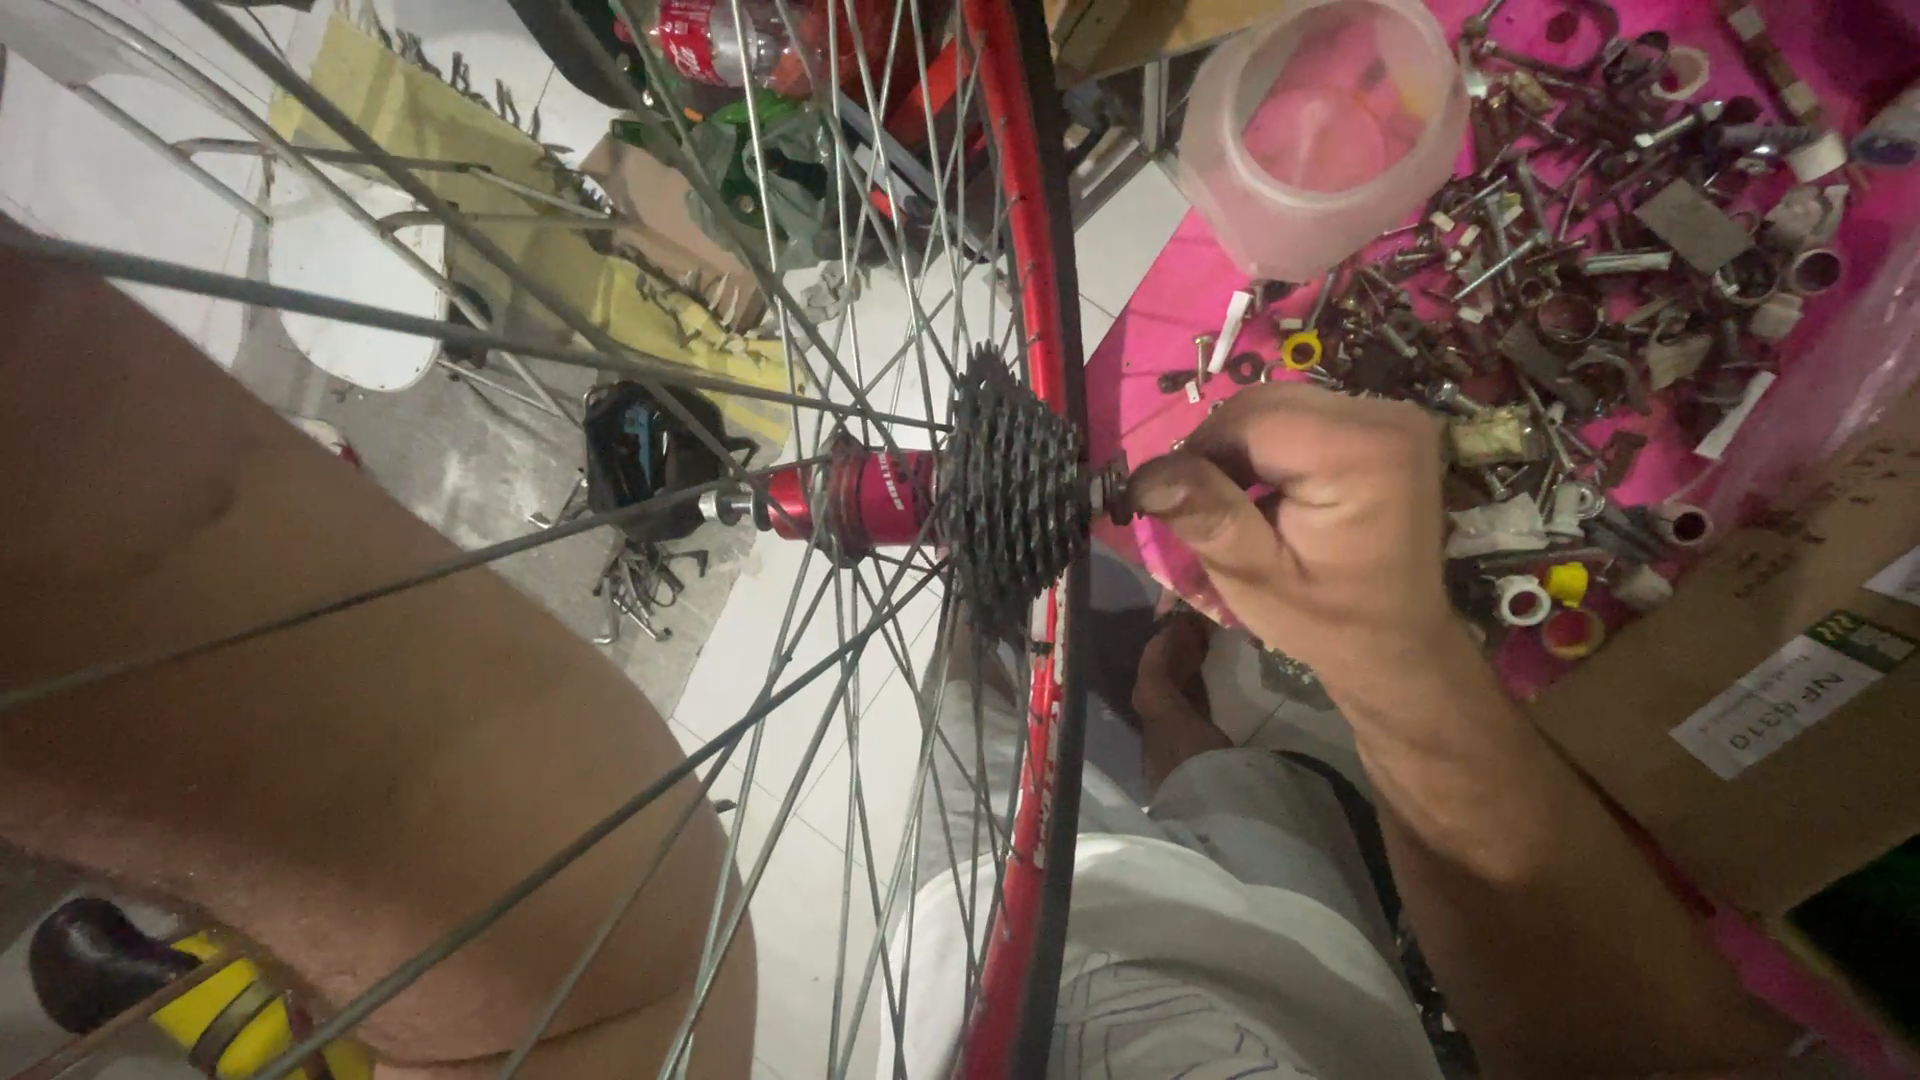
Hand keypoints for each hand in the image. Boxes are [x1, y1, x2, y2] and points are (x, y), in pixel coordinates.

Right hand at [1129, 384, 1459, 692]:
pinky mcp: (1380, 424)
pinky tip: (1265, 490)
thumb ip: (1208, 519)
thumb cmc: (1327, 621)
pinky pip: (1297, 415)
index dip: (1200, 453)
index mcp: (1362, 453)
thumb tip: (1145, 476)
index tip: (1182, 505)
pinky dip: (1265, 446)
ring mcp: (1388, 416)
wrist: (1396, 641)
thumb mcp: (1255, 580)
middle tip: (1205, 507)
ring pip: (1274, 405)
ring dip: (1238, 448)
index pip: (1249, 419)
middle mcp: (1384, 417)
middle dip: (1219, 450)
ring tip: (1235, 503)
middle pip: (1262, 404)